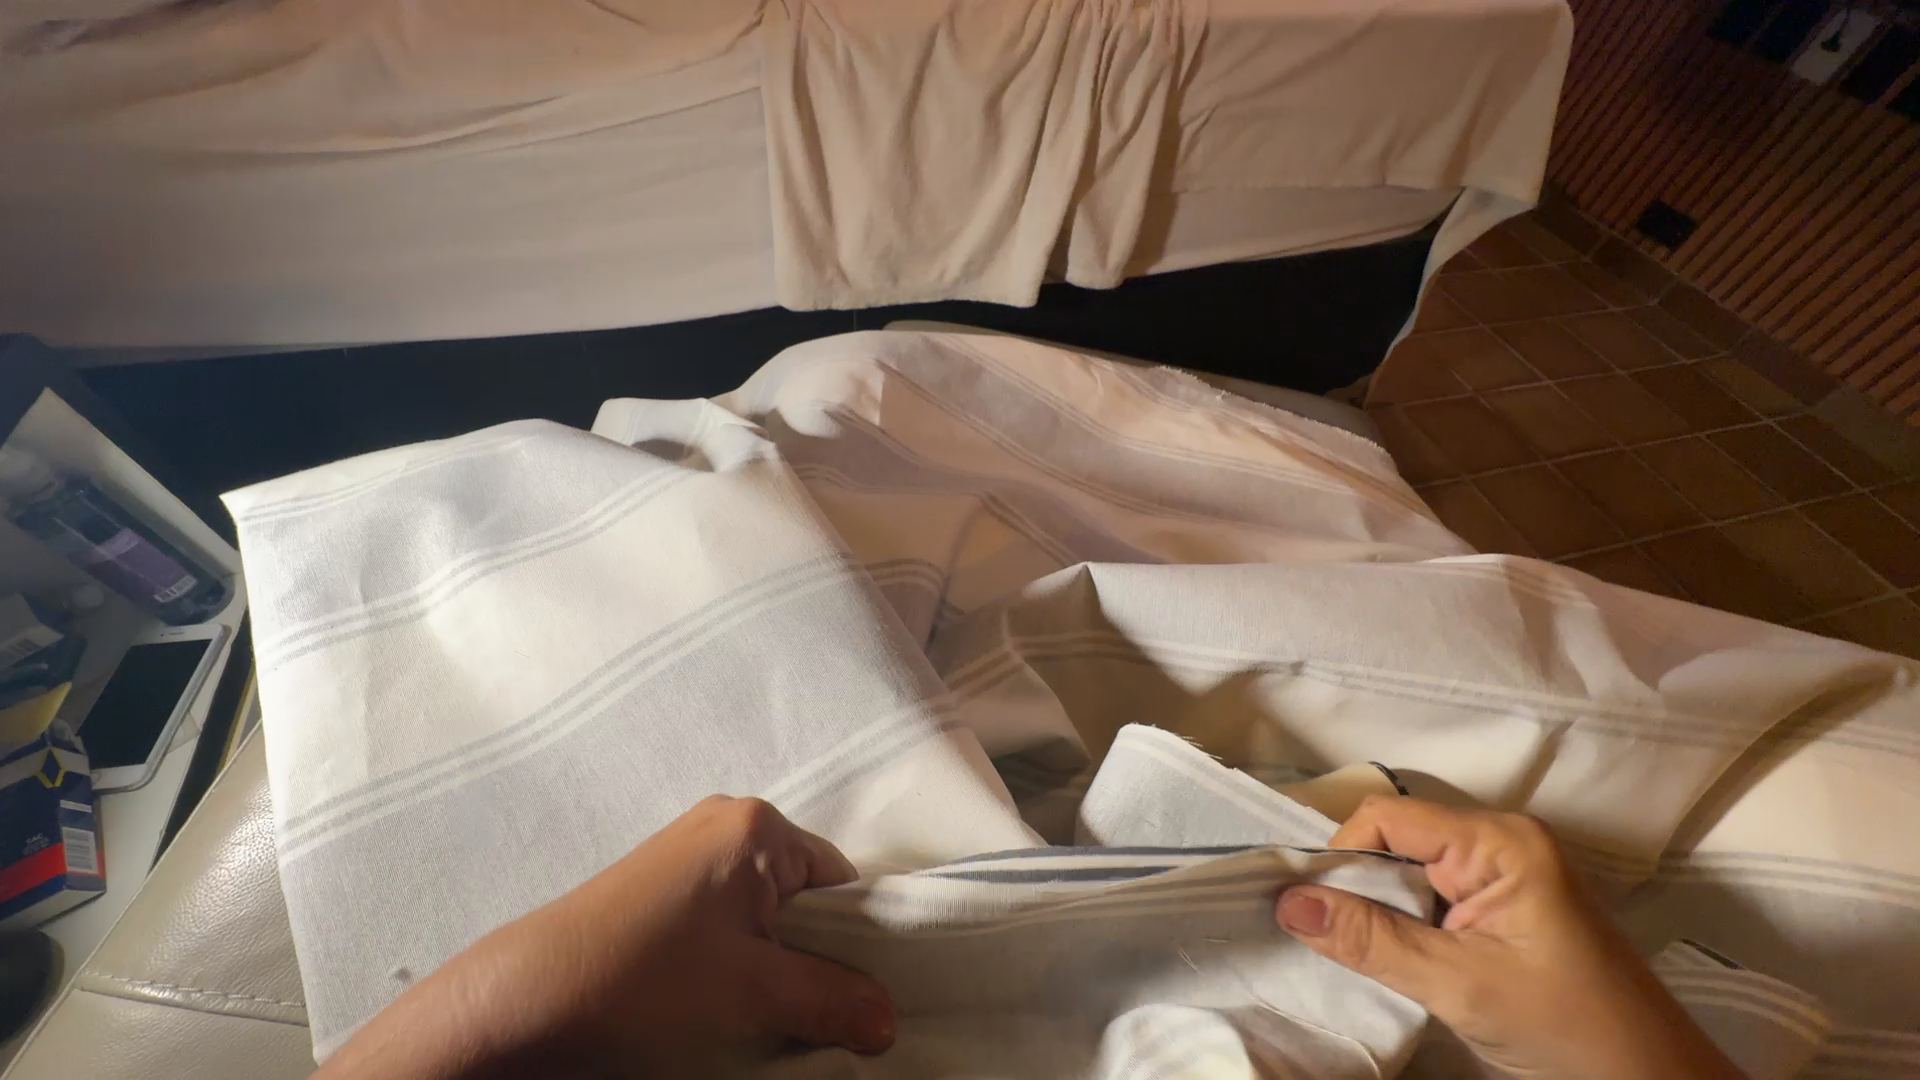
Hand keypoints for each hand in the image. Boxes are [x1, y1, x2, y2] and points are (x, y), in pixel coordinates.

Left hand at [316, 796, 895, 1079]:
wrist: (524, 1002)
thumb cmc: (651, 983)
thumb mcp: (754, 996)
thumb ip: (833, 1000)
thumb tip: (890, 1022)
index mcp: (759, 825)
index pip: (839, 879)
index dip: (852, 938)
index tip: (849, 990)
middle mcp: (728, 818)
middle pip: (801, 889)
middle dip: (807, 949)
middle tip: (796, 1003)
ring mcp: (688, 842)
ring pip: (763, 902)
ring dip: (770, 954)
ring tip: (750, 1002)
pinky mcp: (660, 873)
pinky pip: (726, 905)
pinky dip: (735, 947)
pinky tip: (714, 988)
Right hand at [1274, 797, 1741, 1079]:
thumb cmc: (1569, 1035)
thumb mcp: (1460, 987)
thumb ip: (1370, 940)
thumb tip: (1287, 901)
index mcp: (1500, 841)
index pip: (1387, 817)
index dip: (1342, 853)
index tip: (1317, 906)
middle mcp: (1500, 837)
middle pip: (1395, 835)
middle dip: (1360, 881)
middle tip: (1338, 932)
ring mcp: (1505, 865)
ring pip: (1408, 862)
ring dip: (1380, 901)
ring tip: (1369, 944)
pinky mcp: (1504, 894)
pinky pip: (1430, 884)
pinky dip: (1404, 913)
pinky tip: (1402, 947)